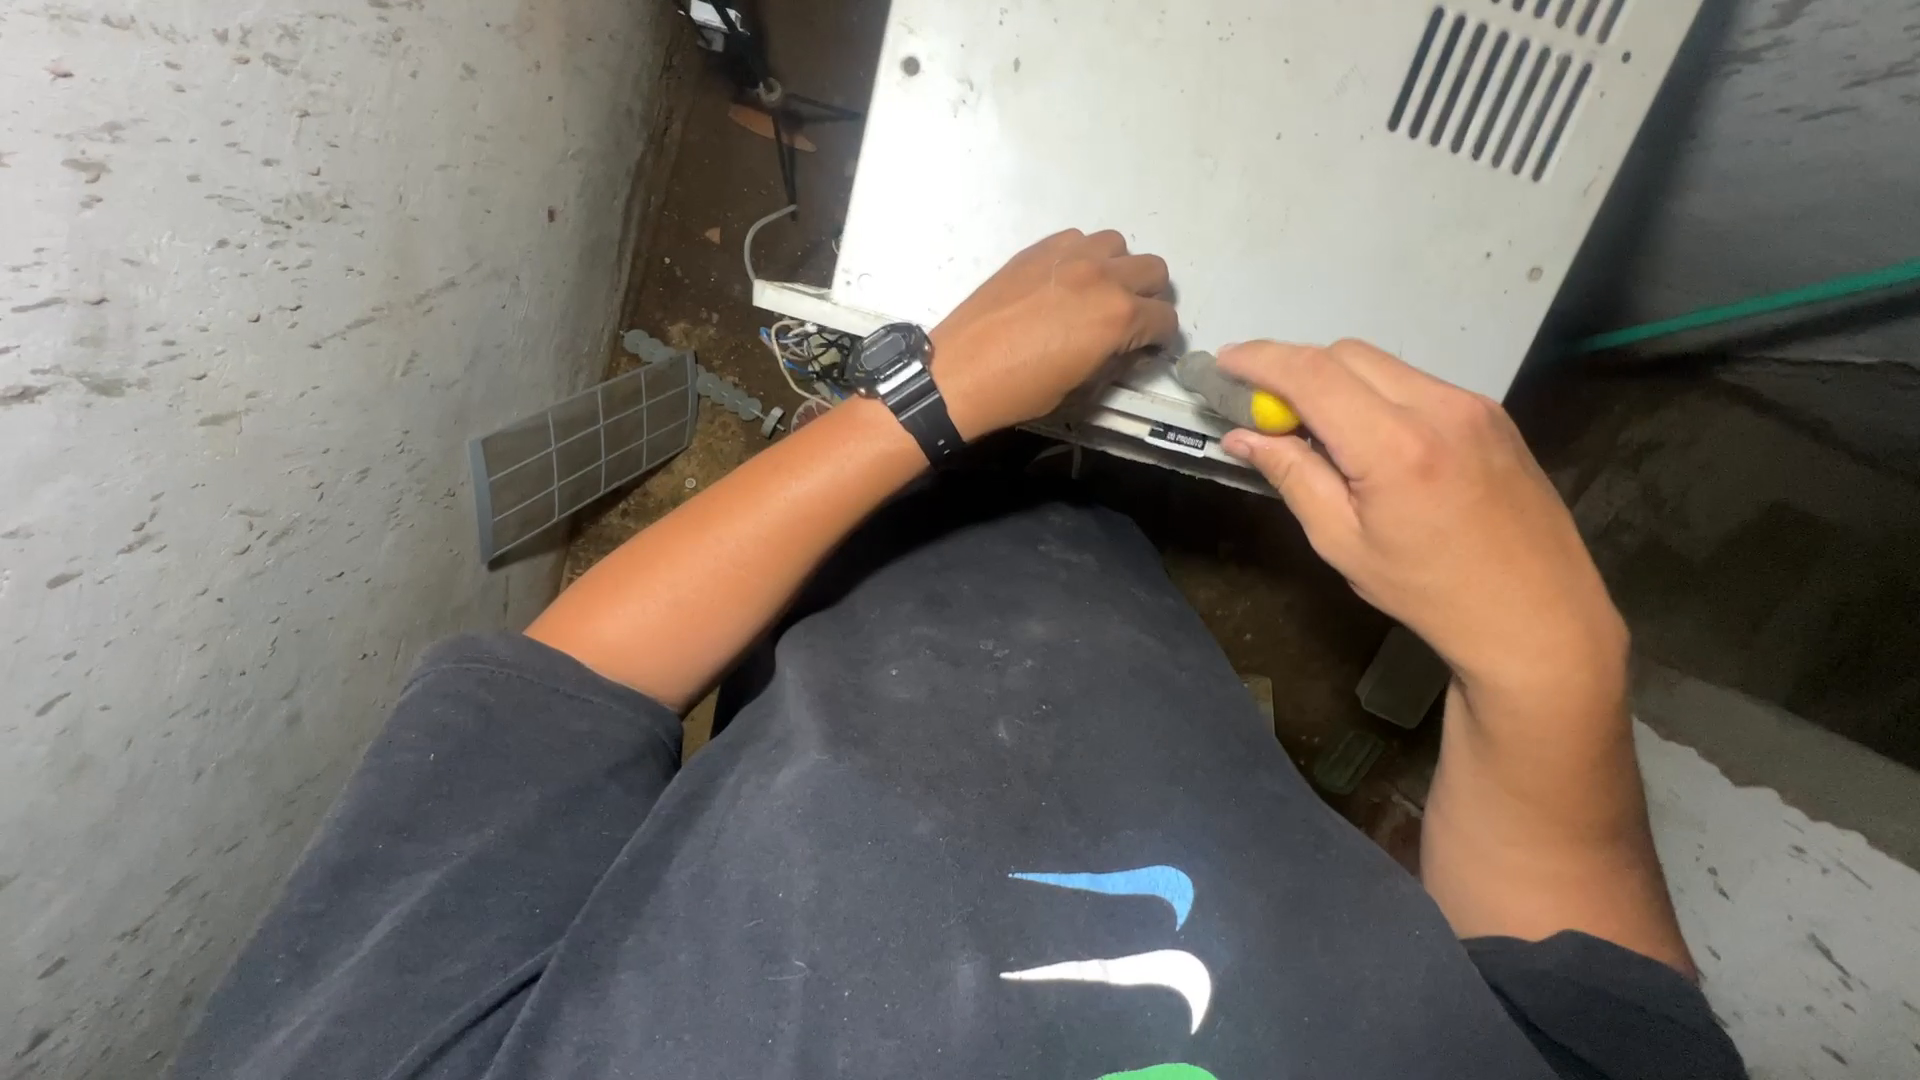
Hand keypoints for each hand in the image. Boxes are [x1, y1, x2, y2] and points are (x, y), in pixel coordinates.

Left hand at [928, 229, 1177, 438]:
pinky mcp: (1038, 249)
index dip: (1158, 339)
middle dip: (1148, 297)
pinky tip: (1063, 283)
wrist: (960, 372)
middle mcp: (1102, 276)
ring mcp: (1069, 256)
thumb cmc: (1020, 391)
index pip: (1165, 318)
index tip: (1144, 349)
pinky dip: (1082, 257)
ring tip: (1094, 296)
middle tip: (1126, 321)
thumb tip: (1125, 349)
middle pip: (1153, 271)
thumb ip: (1112, 359)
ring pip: (1117, 246)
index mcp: (1118, 316)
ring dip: (1117, 269)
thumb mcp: (1079, 387)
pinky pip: (1078, 239)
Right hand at [1216, 340, 1625, 698]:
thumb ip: (1292, 476)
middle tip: (1262, 407)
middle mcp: (1438, 407)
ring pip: (1380, 364)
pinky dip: (1372, 393)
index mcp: (1395, 446)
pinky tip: (1363, 437)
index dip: (1260, 360)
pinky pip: (1413, 382)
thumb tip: (1242, 437)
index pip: (1313, 374)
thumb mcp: (1340, 541)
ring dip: (1333, 379)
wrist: (1536, 613)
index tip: (1224, 363)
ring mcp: (1472, 405)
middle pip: (1345, 354)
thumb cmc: (1426, 590)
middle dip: (1293, 367)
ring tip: (1311, 426)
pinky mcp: (1489, 413)